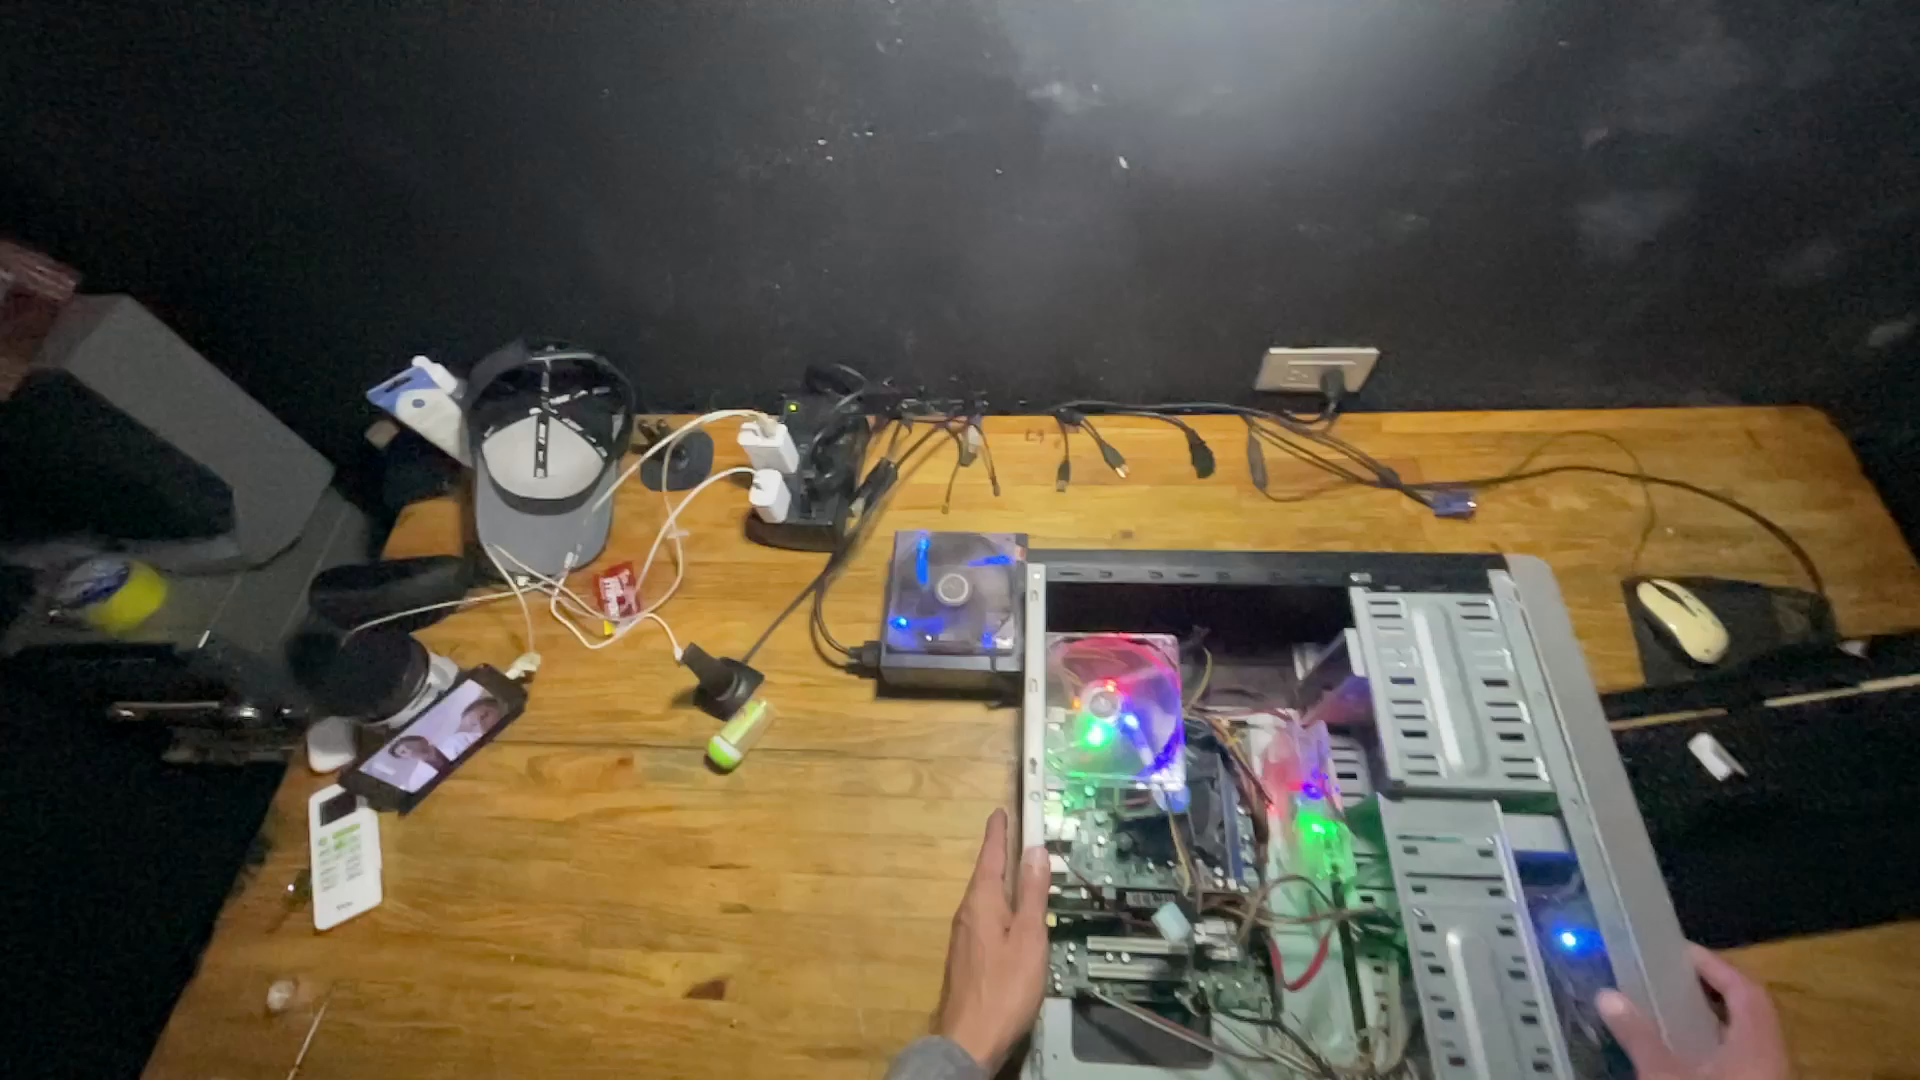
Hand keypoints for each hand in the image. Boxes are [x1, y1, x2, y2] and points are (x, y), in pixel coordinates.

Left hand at [935, 808, 1049, 1072]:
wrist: (968, 1038)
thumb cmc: (1004, 985)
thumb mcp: (1029, 937)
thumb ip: (1032, 894)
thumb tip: (1035, 849)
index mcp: (982, 900)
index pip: (990, 855)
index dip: (997, 833)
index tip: (1000, 812)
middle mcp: (967, 911)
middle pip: (985, 874)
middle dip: (998, 854)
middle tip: (1013, 836)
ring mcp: (963, 934)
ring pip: (984, 896)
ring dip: (999, 879)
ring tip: (1016, 871)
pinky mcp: (966, 955)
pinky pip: (983, 915)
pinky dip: (997, 903)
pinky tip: (1008, 916)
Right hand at [1597, 944, 1789, 1079]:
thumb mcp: (1666, 1077)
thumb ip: (1638, 1036)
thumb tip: (1607, 994)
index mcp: (1758, 1049)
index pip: (1748, 993)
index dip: (1717, 967)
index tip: (1679, 950)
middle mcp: (1772, 1065)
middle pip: (1749, 1017)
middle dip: (1708, 993)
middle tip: (1665, 977)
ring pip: (1743, 1044)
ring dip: (1707, 1023)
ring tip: (1664, 1012)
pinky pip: (1737, 1066)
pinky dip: (1709, 1050)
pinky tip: (1678, 1055)